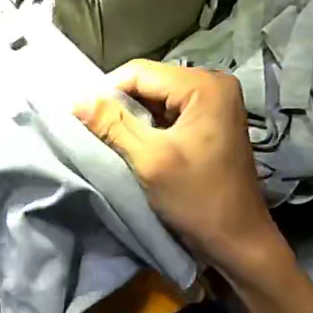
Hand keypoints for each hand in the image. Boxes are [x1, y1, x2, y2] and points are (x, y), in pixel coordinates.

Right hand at [73, 60, 294, 280]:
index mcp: (205, 85)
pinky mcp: (211, 126)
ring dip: (132, 121)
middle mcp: (213, 85)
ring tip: (112, 144)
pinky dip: (149, 131)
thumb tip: (76, 101)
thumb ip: (113, 125)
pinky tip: (135, 150)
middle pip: (149, 84)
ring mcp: (214, 106)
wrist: (237, 240)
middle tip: (95, 134)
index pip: (140, 72)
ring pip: (157, 102)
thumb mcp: (150, 160)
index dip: (106, 93)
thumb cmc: (197, 199)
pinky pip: (170, 118)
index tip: (82, 120)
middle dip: (120, 108)